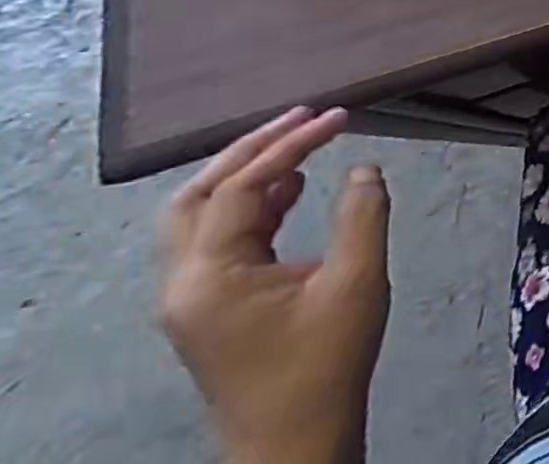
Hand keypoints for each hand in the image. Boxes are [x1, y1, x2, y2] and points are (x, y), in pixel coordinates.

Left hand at [159, 107, 390, 463]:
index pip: (240, 189)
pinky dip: (255, 204)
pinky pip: (224, 238)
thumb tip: (363, 167)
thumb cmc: (326, 361)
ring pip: (203, 216)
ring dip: (248, 174)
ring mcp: (195, 296)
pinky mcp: (215, 305)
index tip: (338, 117)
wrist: (296, 440)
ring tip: (300, 141)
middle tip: (302, 117)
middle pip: (196, 196)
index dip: (290, 145)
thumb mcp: (358, 281)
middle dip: (249, 149)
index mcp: (209, 277)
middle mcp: (185, 282)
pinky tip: (294, 189)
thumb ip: (363, 215)